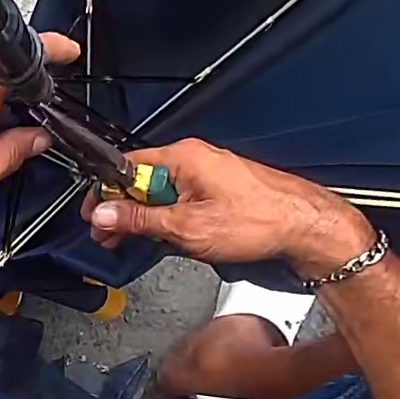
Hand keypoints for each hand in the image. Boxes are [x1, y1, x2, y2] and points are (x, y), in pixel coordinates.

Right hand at [83, 139, 375, 278]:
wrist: (304, 228)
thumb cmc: (258, 221)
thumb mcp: (186, 227)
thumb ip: (139, 219)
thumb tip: (106, 211)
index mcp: (182, 158)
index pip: (125, 167)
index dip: (105, 193)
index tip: (95, 214)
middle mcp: (193, 160)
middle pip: (140, 182)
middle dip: (121, 210)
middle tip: (108, 235)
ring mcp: (205, 175)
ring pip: (159, 194)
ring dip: (142, 218)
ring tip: (131, 241)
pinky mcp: (215, 191)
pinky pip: (178, 201)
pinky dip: (165, 219)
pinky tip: (162, 239)